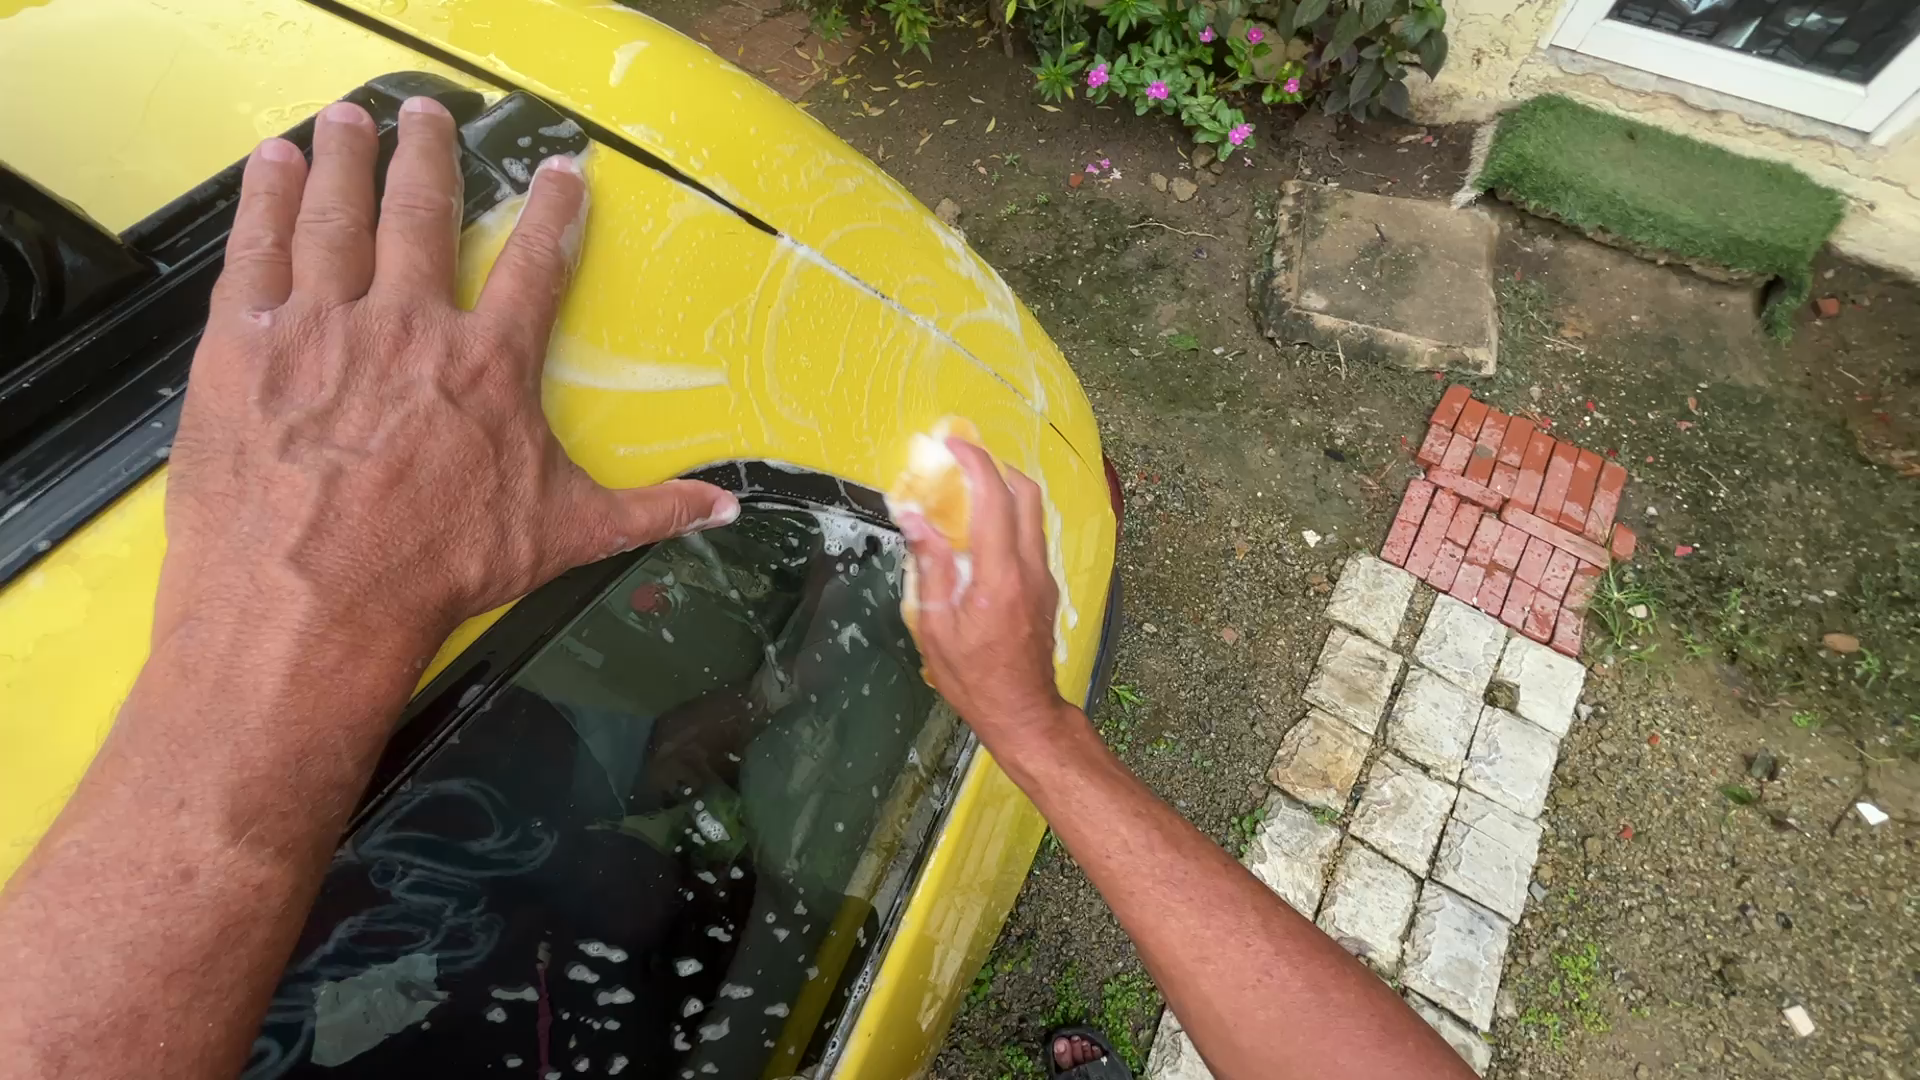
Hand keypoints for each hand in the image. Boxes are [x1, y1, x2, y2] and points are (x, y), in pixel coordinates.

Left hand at [160, 98, 737, 648]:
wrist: (315, 595)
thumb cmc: (454, 560)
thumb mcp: (574, 533)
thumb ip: (656, 510)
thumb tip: (730, 509)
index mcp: (491, 365)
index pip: (536, 269)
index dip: (553, 214)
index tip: (561, 170)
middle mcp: (410, 325)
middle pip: (424, 218)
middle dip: (430, 157)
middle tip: (427, 111)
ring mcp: (323, 326)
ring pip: (337, 217)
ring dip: (346, 159)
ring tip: (349, 116)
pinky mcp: (245, 344)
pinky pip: (258, 248)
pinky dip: (263, 196)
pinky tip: (270, 160)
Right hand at [897, 439, 1078, 749]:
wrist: (1022, 710)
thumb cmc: (971, 676)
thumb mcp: (936, 626)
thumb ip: (930, 566)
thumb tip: (914, 516)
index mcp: (999, 574)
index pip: (994, 498)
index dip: (975, 462)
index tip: (952, 445)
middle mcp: (1030, 566)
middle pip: (1026, 494)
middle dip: (995, 468)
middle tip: (961, 466)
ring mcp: (1044, 576)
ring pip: (1034, 514)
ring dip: (1005, 492)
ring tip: (969, 495)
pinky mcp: (1047, 587)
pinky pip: (1032, 536)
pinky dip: (1010, 519)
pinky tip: (983, 535)